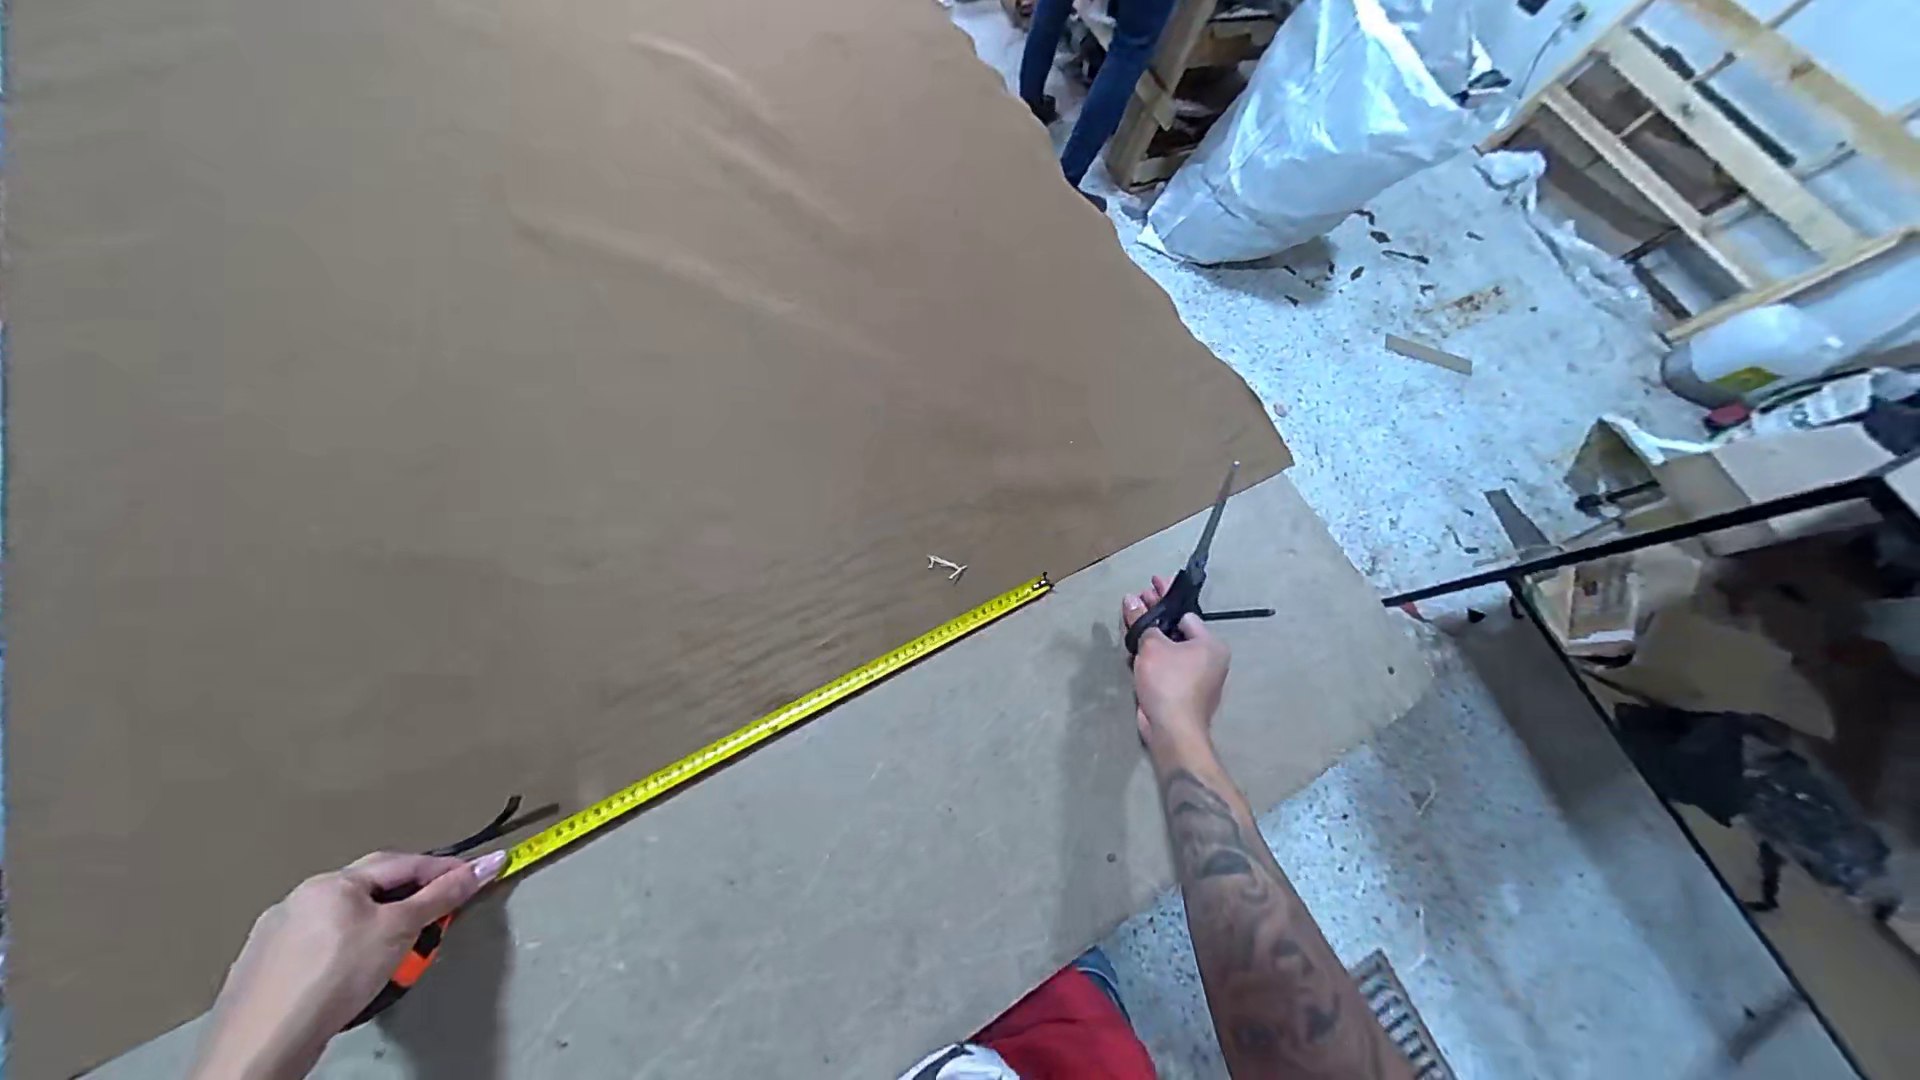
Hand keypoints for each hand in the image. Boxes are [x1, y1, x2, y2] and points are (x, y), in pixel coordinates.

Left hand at [189, 849, 505, 1079]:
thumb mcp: (403, 929)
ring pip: (345, 917)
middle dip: (410, 899)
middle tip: (437, 917)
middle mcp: (298, 899)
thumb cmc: (337, 976)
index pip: (403, 863)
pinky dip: (348, 949)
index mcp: (330, 882)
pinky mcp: (259, 972)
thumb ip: (447, 893)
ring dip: (379, 924)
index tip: (475, 879)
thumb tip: (492, 861)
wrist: (259, 1050)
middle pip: (372, 888)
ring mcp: (272, 936)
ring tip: (399, 947)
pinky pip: (319, 945)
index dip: (444, 870)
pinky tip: (354, 972)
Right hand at [1121, 576, 1229, 756]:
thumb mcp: (1152, 646)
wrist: (1172, 730)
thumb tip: (1131, 598)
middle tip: (1136, 598)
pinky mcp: (1181, 692)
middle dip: (1155, 614)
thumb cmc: (1169, 682)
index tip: (1150, 583)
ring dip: (1151, 636)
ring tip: (1131, 619)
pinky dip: (1152, 656)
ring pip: (1170, 648)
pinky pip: (1166, 665)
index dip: (1164, 600)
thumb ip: (1142, 621)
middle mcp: (1209, 659)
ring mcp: (1196, 677)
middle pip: (1177, 629)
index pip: (1184, 614)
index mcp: (1210, 644)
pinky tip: (1134, 647)